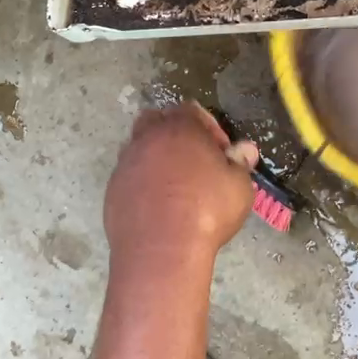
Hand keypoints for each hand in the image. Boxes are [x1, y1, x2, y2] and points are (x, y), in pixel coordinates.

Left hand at [104, 104, 259, 266]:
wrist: (160, 248)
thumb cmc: (207, 211)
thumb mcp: (238, 187)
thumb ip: (240, 163)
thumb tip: (244, 149)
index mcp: (180, 128)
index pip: (191, 110)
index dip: (209, 127)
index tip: (221, 152)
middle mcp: (147, 137)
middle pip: (157, 121)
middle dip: (174, 134)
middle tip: (193, 160)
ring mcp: (126, 161)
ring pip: (139, 147)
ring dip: (155, 157)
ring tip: (175, 183)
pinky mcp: (113, 186)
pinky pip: (129, 174)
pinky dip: (142, 181)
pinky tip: (156, 203)